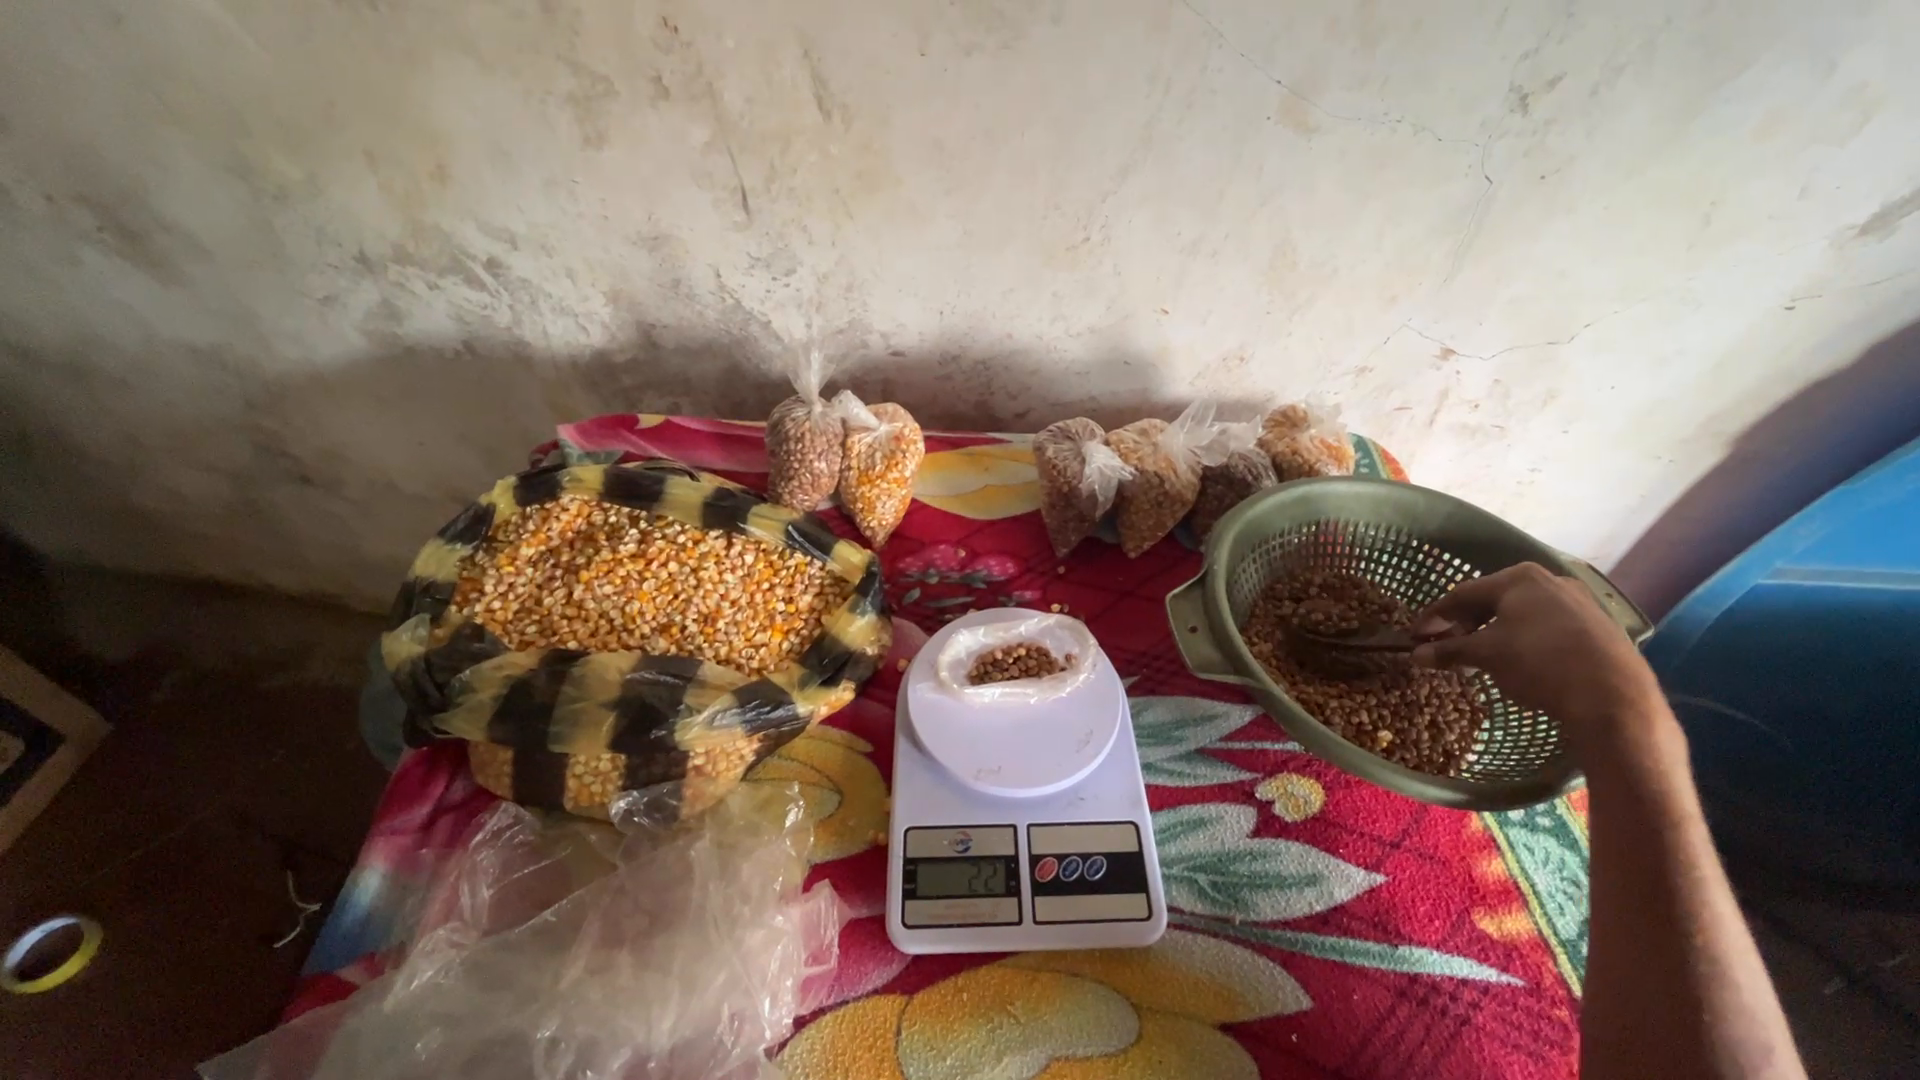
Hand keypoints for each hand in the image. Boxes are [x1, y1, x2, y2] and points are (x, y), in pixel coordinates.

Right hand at [1410, 563, 1670, 761]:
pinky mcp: (1599, 628)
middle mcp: (1551, 582)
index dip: (1434, 617)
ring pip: (1522, 615)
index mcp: (1519, 579)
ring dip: (1494, 633)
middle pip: (1493, 601)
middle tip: (1447, 645)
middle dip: (1465, 624)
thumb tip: (1416, 655)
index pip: (1462, 595)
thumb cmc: (1538, 662)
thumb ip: (1449, 651)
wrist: (1614, 698)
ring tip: (1480, 657)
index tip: (1416, 637)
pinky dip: (1524, 641)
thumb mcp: (1485, 656)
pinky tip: (1519, 662)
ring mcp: (1580, 603)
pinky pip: (1548, 628)